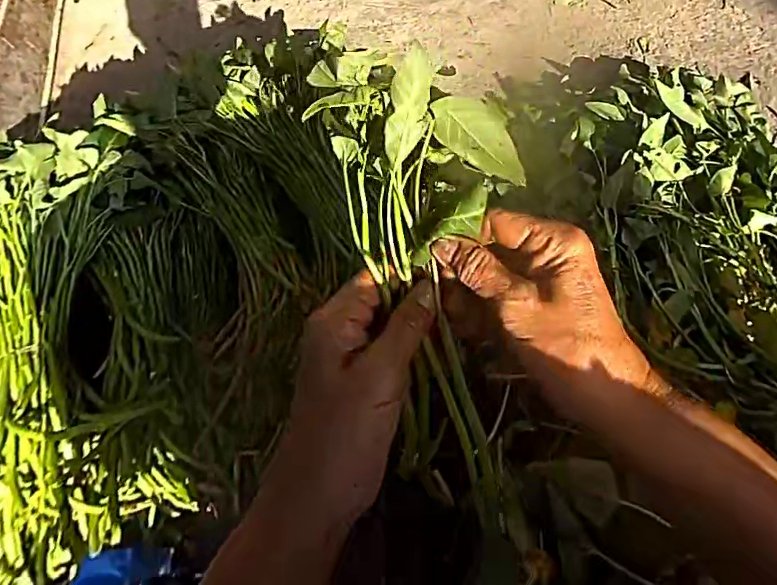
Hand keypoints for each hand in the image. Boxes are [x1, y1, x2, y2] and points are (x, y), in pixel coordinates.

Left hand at [257, 272, 436, 527]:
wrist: (316, 501)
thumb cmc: (346, 434)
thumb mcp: (381, 375)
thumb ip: (406, 326)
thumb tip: (430, 283)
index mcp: (334, 318)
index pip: (376, 276)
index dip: (411, 273)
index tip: (450, 277)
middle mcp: (338, 327)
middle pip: (384, 296)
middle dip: (419, 298)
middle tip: (460, 303)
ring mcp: (348, 353)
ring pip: (389, 323)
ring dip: (419, 324)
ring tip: (457, 323)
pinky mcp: (360, 376)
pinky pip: (388, 347)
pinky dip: (411, 347)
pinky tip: (440, 350)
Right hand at [433, 210, 666, 421]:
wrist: (608, 399)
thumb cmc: (567, 347)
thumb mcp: (517, 305)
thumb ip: (478, 271)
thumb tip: (441, 243)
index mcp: (553, 240)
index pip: (496, 222)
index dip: (461, 235)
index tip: (429, 253)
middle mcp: (548, 250)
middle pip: (491, 247)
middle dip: (462, 270)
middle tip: (435, 291)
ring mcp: (542, 276)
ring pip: (491, 273)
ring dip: (468, 294)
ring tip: (449, 315)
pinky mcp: (535, 301)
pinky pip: (500, 294)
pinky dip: (482, 308)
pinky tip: (464, 327)